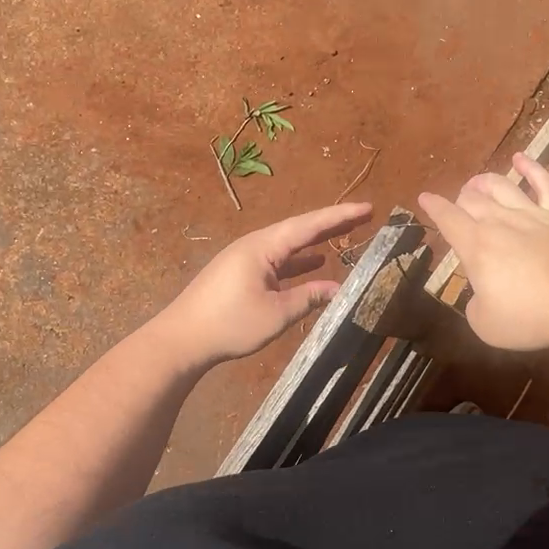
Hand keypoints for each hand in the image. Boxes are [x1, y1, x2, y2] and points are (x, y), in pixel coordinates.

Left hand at [157, 202, 373, 364]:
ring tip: (346, 235)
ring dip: (317, 240)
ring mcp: (246, 259)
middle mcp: (255, 245)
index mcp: (263, 247)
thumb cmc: (229, 324)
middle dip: (332, 223)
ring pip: (289, 244)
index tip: (368, 209)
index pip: (309, 226)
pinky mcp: (241, 274)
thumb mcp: (276, 314)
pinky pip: (279, 259)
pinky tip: (315, 263)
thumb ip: (309, 298)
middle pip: (300, 229)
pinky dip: (300, 259)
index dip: (340, 217)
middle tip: (364, 216)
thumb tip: (338, 289)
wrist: (180, 339)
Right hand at [417, 153, 548, 351]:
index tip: (424, 198)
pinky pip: (544, 185)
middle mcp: (500, 223)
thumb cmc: (531, 317)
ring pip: (503, 188)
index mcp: (476, 246)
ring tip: (477, 181)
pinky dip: (531, 168)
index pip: (448, 219)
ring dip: (485, 182)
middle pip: (473, 200)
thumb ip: (475, 305)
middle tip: (457, 204)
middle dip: (460, 199)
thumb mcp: (486, 325)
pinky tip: (521, 158)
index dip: (433, 208)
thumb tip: (482, 294)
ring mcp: (533, 216)